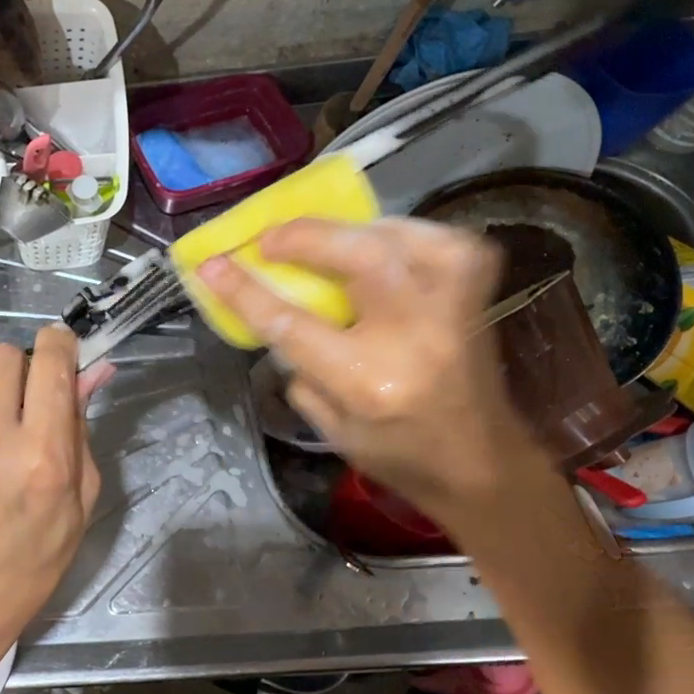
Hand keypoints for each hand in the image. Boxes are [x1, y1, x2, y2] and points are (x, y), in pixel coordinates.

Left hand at [0, 324, 111, 655]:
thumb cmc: (36, 554)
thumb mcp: (80, 497)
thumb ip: (81, 427)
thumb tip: (93, 369)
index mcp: (41, 456)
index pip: (49, 364)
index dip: (58, 345)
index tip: (60, 348)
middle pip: (1, 357)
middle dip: (19, 368)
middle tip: (24, 397)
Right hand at [196, 217, 545, 514]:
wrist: (482, 464)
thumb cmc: (395, 453)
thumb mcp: (328, 426)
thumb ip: (298, 367)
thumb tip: (275, 311)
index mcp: (367, 382)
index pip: (292, 324)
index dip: (244, 289)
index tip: (211, 264)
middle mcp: (414, 338)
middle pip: (362, 258)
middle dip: (305, 236)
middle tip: (269, 238)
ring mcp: (455, 310)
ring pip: (404, 239)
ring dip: (354, 229)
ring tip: (324, 239)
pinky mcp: (478, 295)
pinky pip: (441, 241)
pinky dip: (402, 233)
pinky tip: (380, 243)